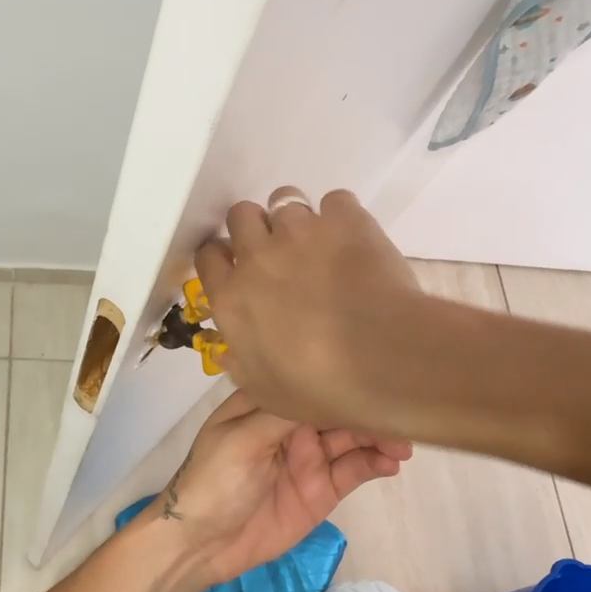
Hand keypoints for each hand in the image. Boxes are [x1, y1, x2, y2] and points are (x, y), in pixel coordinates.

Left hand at [154, 391, 409, 585]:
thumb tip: (324, 385)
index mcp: (263, 405)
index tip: (377, 375)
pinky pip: (354, 470)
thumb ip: (283, 414)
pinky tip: (391, 462)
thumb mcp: (241, 440)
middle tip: (401, 416)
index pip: (308, 384)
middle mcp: (289, 427)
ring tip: (402, 444)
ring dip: (379, 436)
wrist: (201, 543)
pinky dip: (375, 463)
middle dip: (368, 409)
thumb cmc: (212, 482)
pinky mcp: (320, 491)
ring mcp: (307, 459)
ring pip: (352, 438)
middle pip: (337, 410)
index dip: (339, 379)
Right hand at [194, 188, 430, 429]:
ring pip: (286, 201)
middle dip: (254, 226)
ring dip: (296, 221)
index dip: (221, 256)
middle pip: (240, 215)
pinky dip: (340, 216)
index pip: (207, 255)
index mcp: (230, 298)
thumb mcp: (264, 390)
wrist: (383, 360)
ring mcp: (300, 233)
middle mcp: (256, 257)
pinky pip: (335, 201)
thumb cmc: (318, 387)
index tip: (236, 266)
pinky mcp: (345, 221)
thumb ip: (240, 365)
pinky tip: (351, 238)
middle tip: (276, 250)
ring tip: (318, 243)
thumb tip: (228, 351)